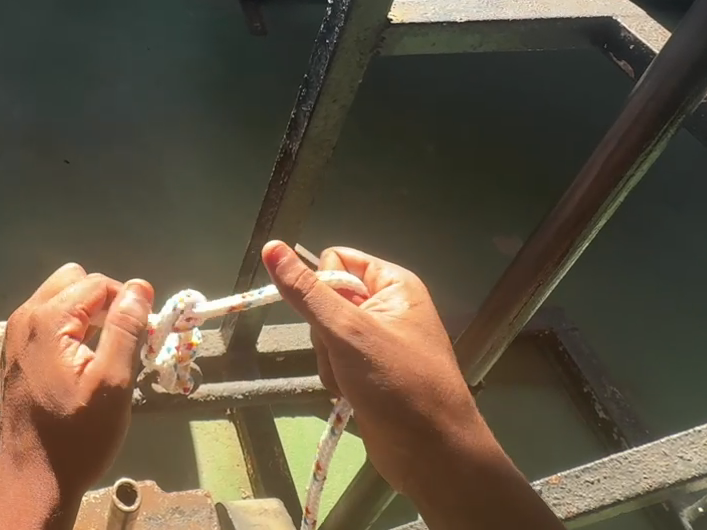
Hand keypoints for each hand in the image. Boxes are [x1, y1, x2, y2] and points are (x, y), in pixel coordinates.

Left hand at [0, 263, 154, 529]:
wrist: (32, 482)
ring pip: (60, 297)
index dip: (125, 303)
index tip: (141, 334)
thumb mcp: (113, 383)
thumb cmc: (76, 437)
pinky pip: (48, 318)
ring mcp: (17, 333)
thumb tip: (139, 287)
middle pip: (74, 281)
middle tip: (120, 341)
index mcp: (48, 319)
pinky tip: (82, 362)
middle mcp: (26, 316)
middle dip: (103, 302)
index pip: (97, 284)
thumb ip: (126, 329)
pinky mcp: (17, 351)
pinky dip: (70, 327)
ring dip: (87, 314)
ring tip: (104, 353)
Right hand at [263, 242, 560, 528]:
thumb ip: (305, 291)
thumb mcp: (347, 332)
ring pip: (324, 330)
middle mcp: (386, 306)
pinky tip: (349, 393)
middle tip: (343, 353)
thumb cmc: (399, 385)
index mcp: (392, 284)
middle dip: (324, 330)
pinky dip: (334, 374)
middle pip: (325, 296)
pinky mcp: (369, 369)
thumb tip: (271, 246)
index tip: (332, 315)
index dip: (323, 284)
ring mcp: (377, 340)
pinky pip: (332, 356)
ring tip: (349, 380)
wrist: (435, 460)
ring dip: (327, 357)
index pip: (335, 260)